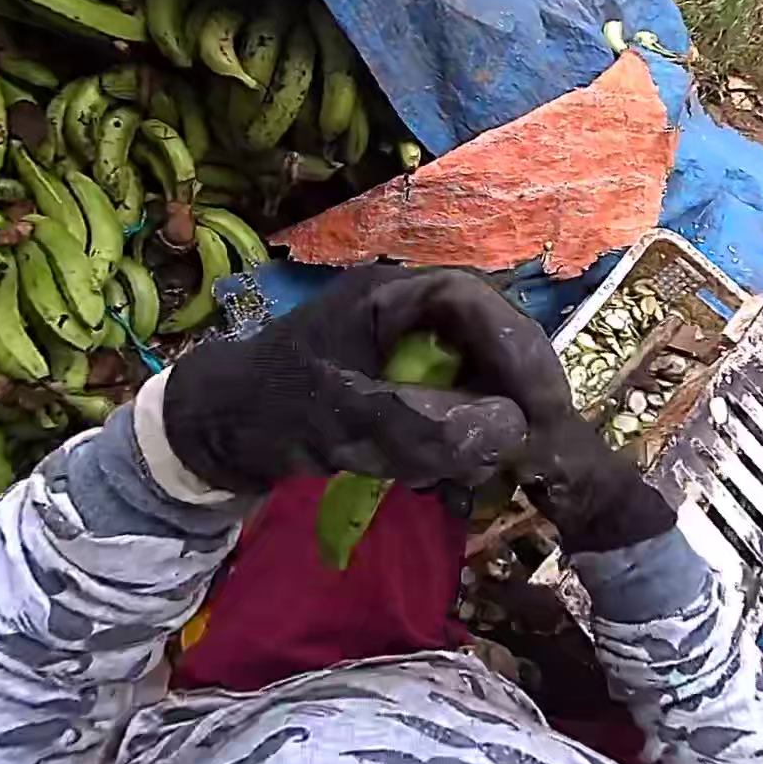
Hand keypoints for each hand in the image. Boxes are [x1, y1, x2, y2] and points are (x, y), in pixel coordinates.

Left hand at [239, 264, 672, 553]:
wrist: (218, 426)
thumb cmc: (272, 410)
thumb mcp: (344, 419)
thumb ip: (426, 424)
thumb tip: (513, 429)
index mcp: (390, 294)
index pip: (473, 300)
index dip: (518, 347)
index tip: (544, 406)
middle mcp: (409, 306)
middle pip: (487, 331)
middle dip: (515, 386)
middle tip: (538, 440)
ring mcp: (408, 339)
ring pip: (478, 366)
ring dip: (493, 413)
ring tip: (496, 461)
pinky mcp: (406, 371)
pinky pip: (456, 392)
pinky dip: (465, 430)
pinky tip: (457, 469)